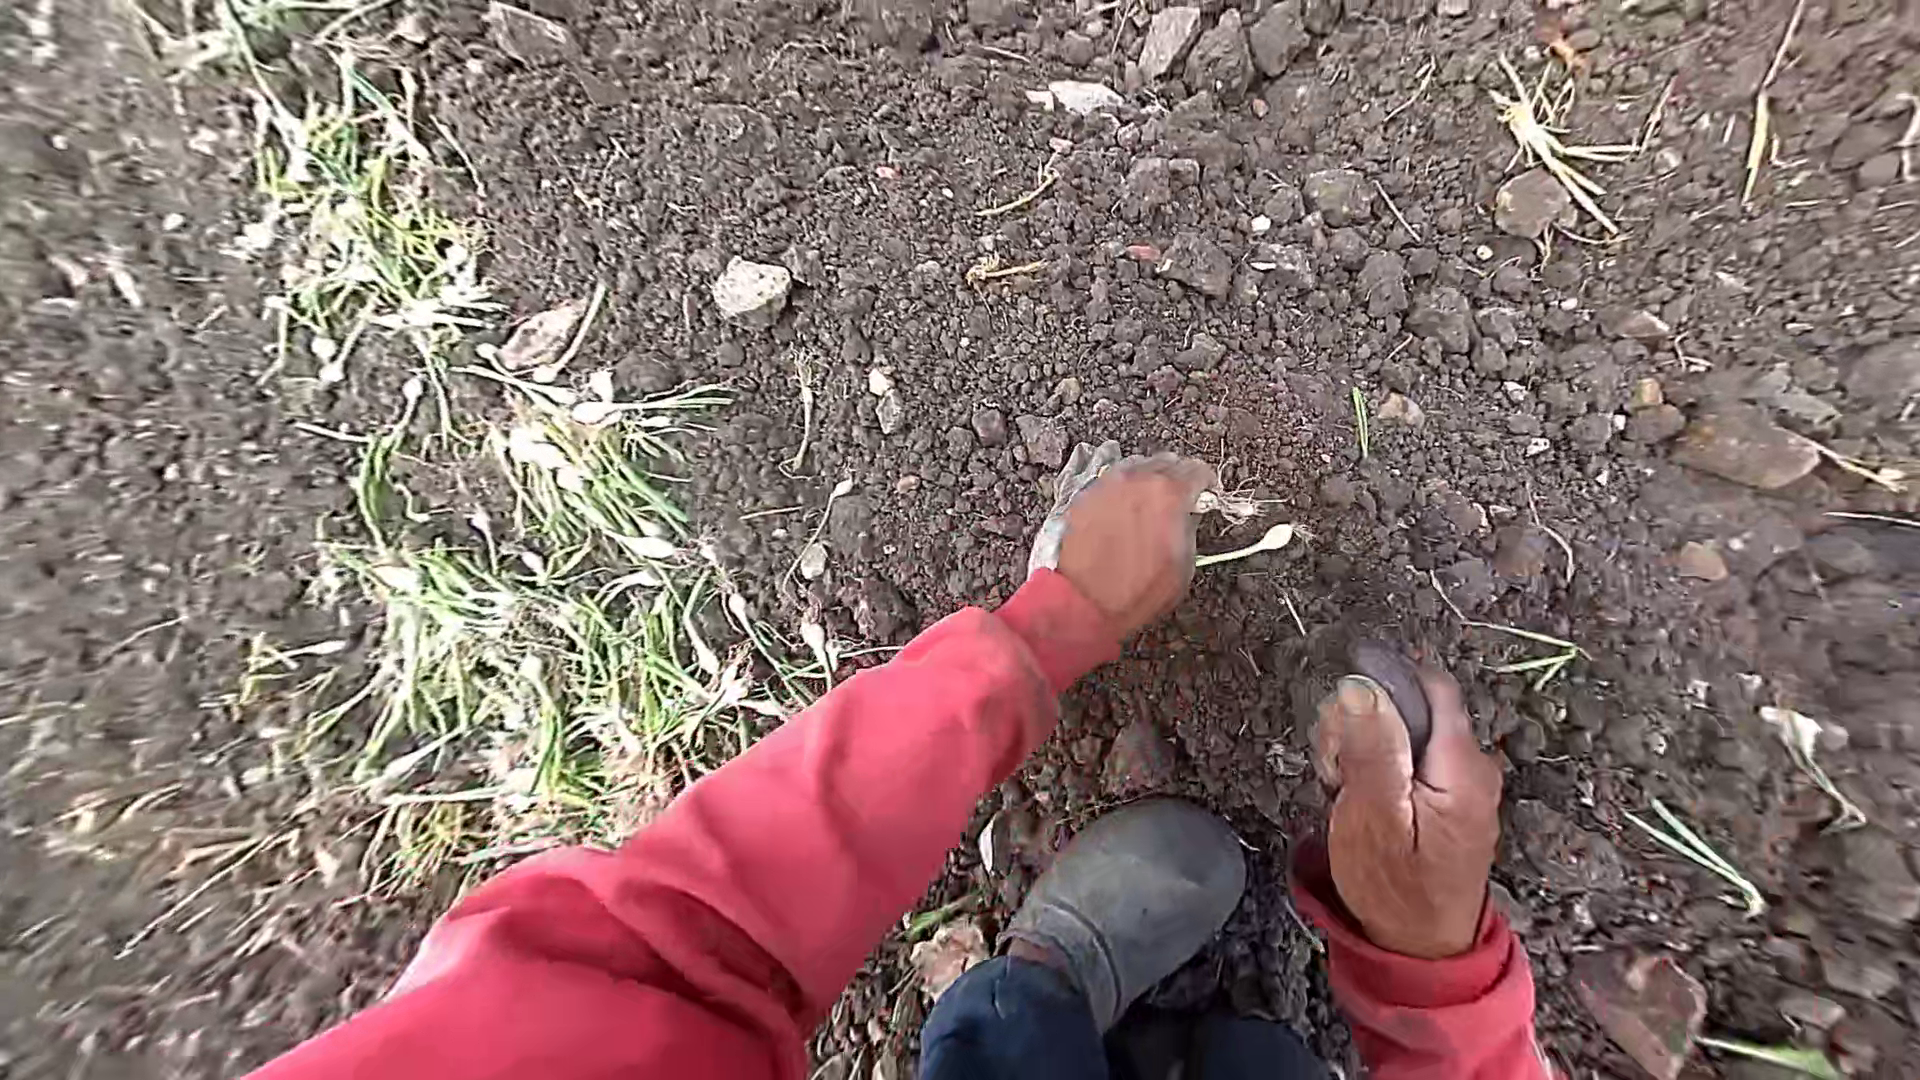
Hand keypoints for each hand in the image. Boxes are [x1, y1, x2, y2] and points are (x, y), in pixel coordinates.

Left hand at [1029, 442, 1216, 639]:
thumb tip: (1187, 514)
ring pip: (1134, 468)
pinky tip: (1121, 510)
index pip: (1197, 470)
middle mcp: (1136, 480)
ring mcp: (1106, 486)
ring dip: (1145, 480)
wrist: (1084, 600)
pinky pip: (1109, 484)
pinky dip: (1119, 492)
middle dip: (1175, 477)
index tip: (1205, 493)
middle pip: (1165, 462)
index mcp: (1168, 493)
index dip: (1205, 484)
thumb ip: (1188, 527)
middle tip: (1178, 497)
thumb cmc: (1135, 591)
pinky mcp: (1084, 497)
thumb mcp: (1183, 563)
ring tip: (1147, 502)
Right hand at [1312, 663, 1501, 958]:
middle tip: (1334, 761)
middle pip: (1404, 703)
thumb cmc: (1393, 883)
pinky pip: (1392, 749)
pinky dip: (1362, 758)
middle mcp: (1464, 762)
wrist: (1413, 942)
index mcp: (1461, 765)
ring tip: (1338, 780)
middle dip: (1356, 718)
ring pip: (1391, 724)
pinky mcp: (1431, 789)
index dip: (1381, 681)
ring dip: (1352, 740)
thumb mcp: (1374, 815)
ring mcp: (1449, 776)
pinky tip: (1347, 786)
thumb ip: (1371, 748)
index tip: (1341, 704)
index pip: (1430, 685)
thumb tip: (1359, 685)